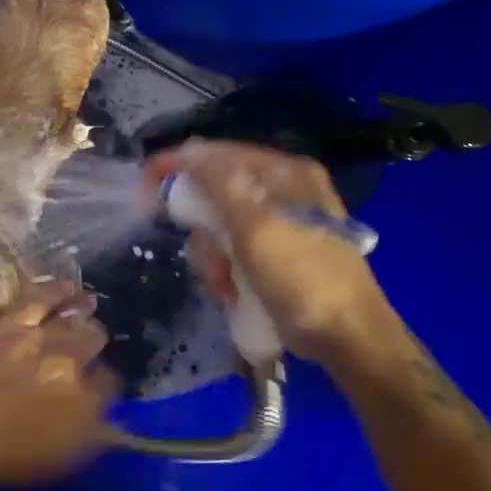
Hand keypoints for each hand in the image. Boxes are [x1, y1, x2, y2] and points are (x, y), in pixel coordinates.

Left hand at [0, 281, 119, 487]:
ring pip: (71, 319)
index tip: (100, 380)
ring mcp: (40, 339)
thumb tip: (112, 420)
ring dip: (83, 312)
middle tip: (92, 341)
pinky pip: (39, 300)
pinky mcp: (10, 324)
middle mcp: (71, 363)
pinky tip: (68, 287)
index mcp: (89, 399)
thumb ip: (96, 435)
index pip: (110, 380)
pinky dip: (55, 291)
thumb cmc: (16, 456)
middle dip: (95, 341)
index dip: (106, 379)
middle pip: (93, 341)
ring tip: (89, 303)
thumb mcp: (69, 458)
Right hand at [143, 139, 396, 365]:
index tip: (144, 187)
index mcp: (286, 173)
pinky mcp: (275, 251)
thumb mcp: (255, 227)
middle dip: (202, 228)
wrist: (347, 338)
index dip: (177, 166)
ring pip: (217, 224)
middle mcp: (284, 189)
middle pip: (214, 192)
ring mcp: (280, 221)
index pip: (217, 154)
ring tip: (224, 282)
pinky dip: (224, 268)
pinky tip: (232, 289)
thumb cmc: (303, 278)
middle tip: (205, 254)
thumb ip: (218, 185)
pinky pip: (230, 247)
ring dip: (211, 255)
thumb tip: (186, 153)